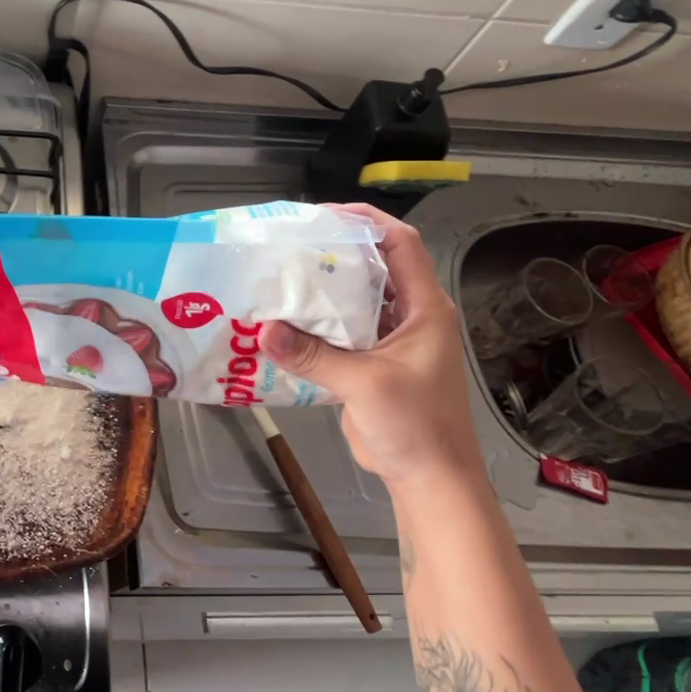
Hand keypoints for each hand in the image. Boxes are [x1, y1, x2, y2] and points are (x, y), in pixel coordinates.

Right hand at [257, 204, 482, 485]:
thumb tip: (263, 330)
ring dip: (321, 292)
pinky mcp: (369, 366)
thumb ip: (314, 355)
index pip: (400, 245)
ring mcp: (389, 343)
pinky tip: (281, 326)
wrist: (428, 477)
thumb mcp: (364, 384)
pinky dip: (314, 327)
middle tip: (288, 245)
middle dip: (334, 252)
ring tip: (278, 279)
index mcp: (425, 309)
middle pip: (373, 269)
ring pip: (354, 302)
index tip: (323, 214)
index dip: (366, 221)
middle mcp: (409, 318)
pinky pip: (340, 335)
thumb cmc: (415, 425)